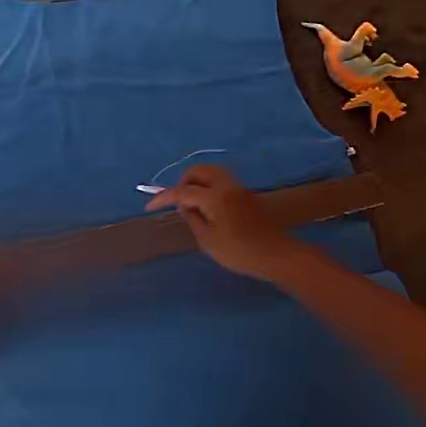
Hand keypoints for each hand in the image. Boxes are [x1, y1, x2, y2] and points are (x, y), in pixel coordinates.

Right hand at [143, 165, 304, 280]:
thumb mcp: (208, 241)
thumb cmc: (239, 252)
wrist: (276, 255)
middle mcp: (227, 186)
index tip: (149, 207)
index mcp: (214, 196)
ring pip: (213, 174)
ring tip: (191, 205)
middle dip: (183, 182)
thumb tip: (185, 206)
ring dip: (197, 183)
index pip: (182, 191)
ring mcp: (239, 189)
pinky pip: (222, 183)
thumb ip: (193, 219)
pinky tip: (207, 207)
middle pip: (199, 171)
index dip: (163, 198)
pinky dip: (209, 187)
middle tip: (176, 202)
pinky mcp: (247, 197)